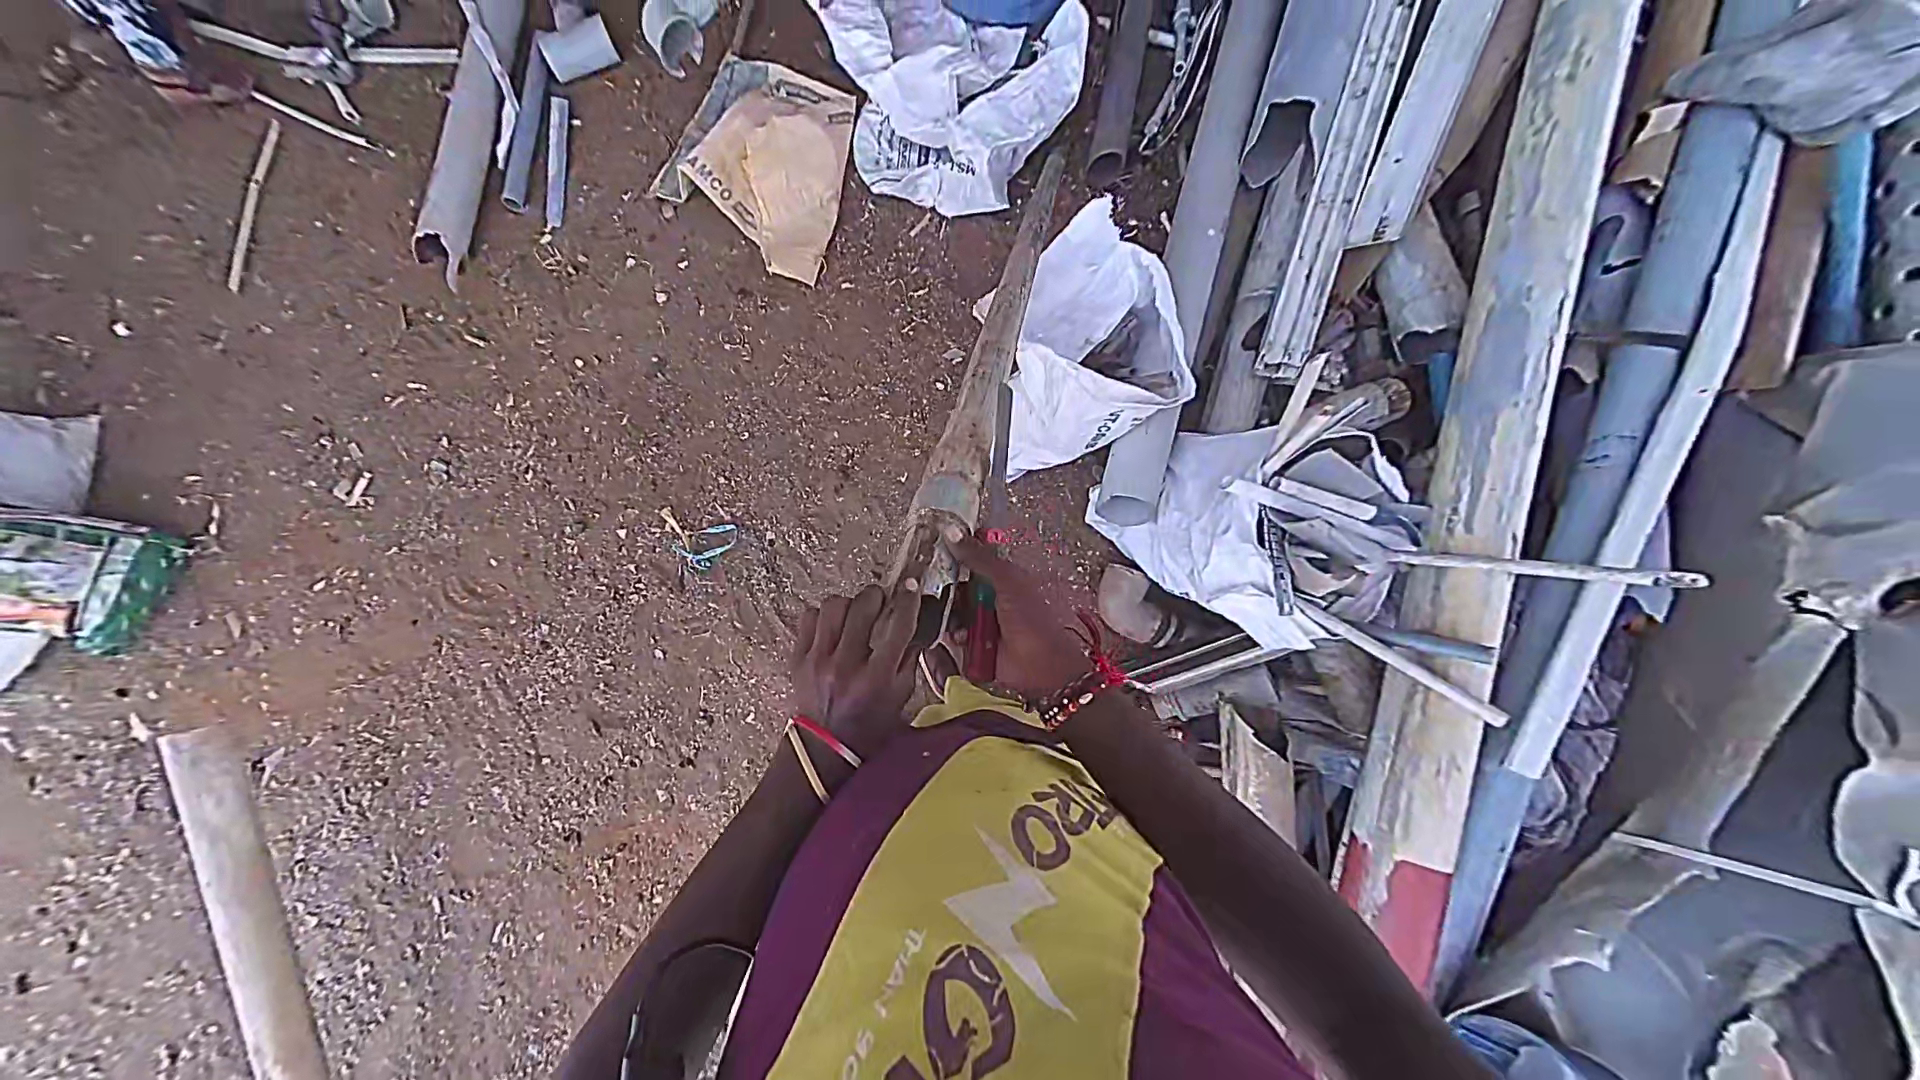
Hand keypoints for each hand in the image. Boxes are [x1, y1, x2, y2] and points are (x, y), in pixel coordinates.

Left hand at [789, 584, 921, 759]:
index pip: (898, 625)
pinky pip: (809, 618)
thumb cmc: (870, 724)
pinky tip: (833, 627)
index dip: (907, 601)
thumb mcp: (901, 696)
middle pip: (863, 607)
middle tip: (880, 601)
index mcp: (876, 678)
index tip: (911, 588)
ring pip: (833, 606)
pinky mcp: (798, 658)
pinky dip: (823, 617)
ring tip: (855, 614)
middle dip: (876, 597)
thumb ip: (908, 658)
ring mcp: (817, 660)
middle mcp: (846, 665)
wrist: (825, 749)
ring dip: (849, 604)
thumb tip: (913, 624)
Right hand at [941, 524, 1090, 699]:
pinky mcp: (972, 640)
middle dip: (944, 580)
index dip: (955, 548)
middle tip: (929, 579)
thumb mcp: (1006, 582)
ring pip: (951, 605)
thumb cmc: (1032, 620)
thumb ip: (980, 558)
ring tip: (950, 613)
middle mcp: (988, 593)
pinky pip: (952, 629)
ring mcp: (980, 617)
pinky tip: (962, 636)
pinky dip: (954, 631)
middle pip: (956, 580)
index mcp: (1001, 574)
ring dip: (948, 610)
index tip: (933, 541)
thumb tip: (952, 532)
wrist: (1040, 666)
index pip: (973, 554)